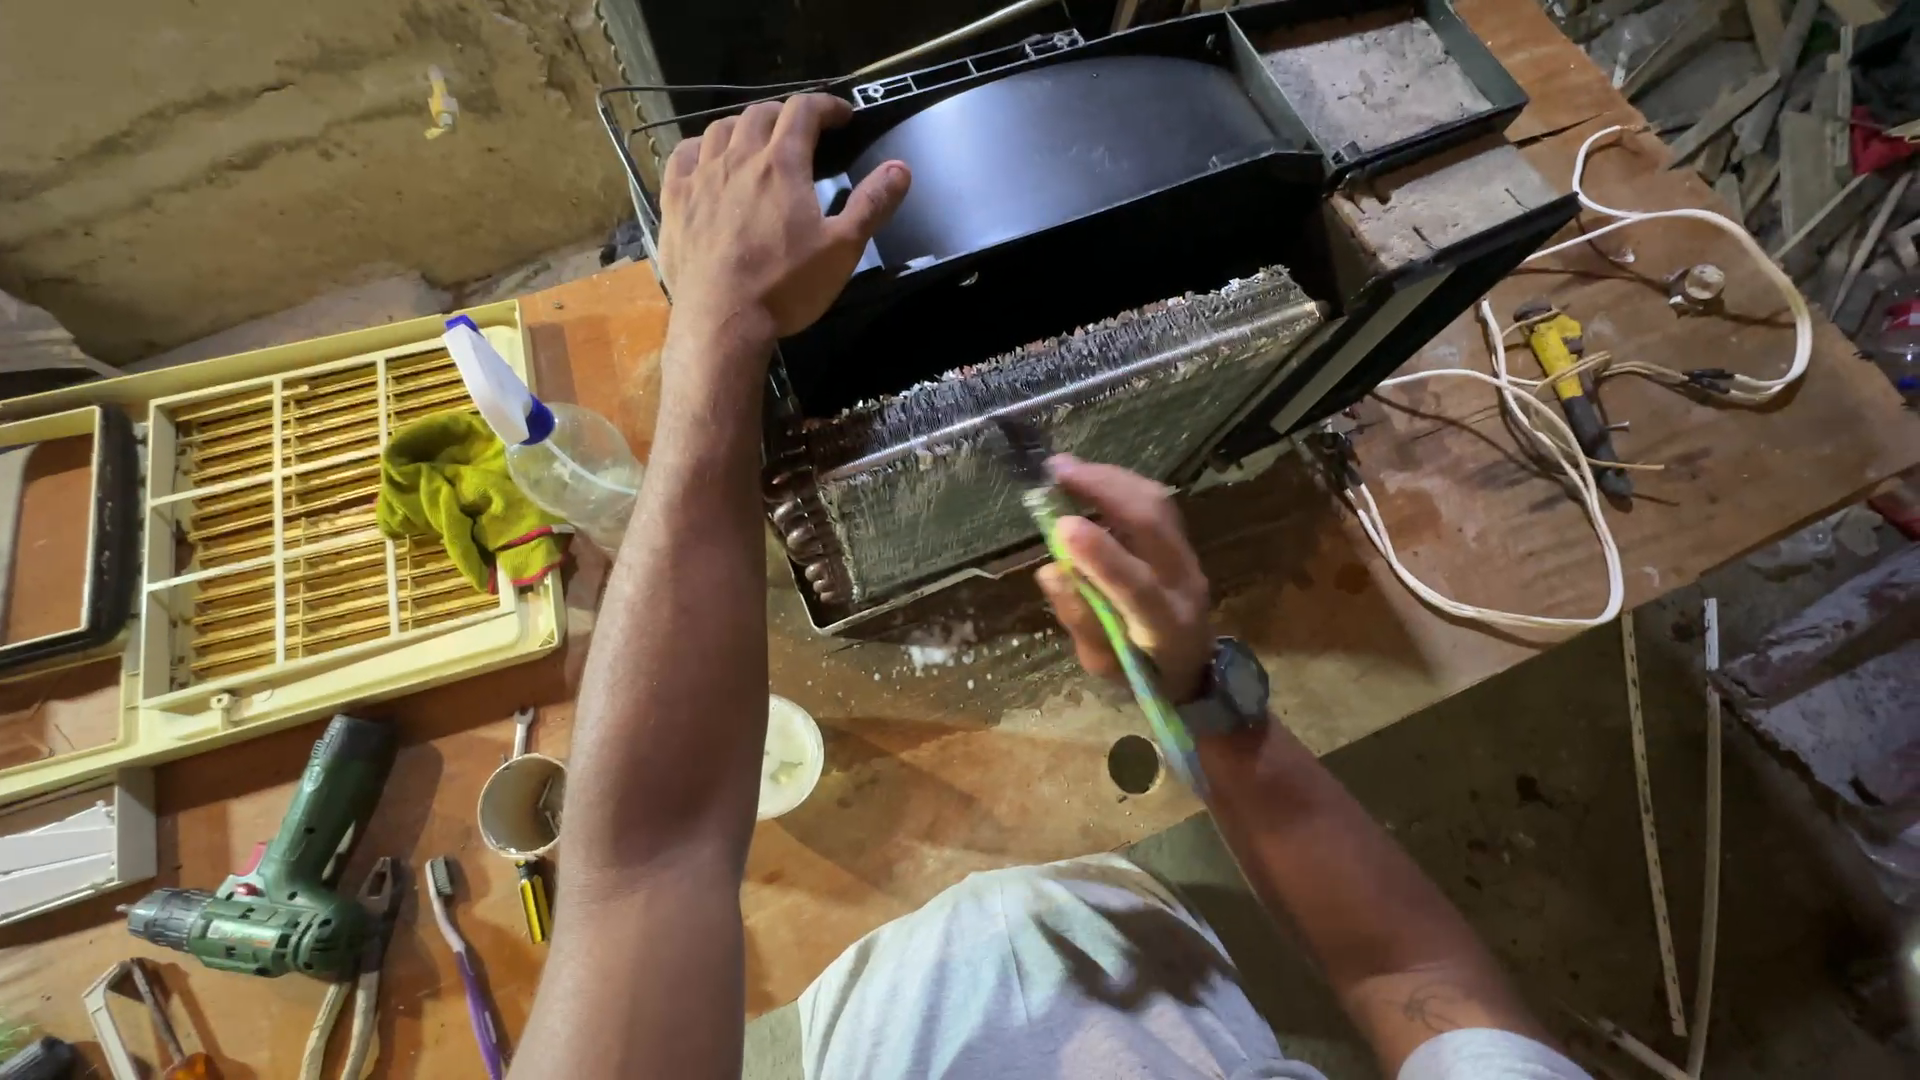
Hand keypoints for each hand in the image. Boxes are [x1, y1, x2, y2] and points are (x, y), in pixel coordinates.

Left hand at [658, 93, 910, 344]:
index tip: (842, 117)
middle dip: (786, 115)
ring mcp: (700, 177)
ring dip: (743, 127)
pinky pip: (683, 155)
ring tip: (757, 143)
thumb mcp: (841, 250)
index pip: (804, 112)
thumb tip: (901, 169)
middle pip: (760, 115)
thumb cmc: (786, 287)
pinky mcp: (674, 201)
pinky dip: (701, 148)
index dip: (826, 107)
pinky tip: (708, 160)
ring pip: (719, 129)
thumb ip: (871, 206)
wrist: (722, 321)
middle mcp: (738, 158)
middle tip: (802, 133)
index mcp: (782, 165)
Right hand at [1034, 456, 1213, 704]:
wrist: (1192, 668)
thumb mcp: (1103, 664)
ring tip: (1066, 468)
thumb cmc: (1141, 674)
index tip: (1061, 524)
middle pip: (1154, 525)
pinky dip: (1120, 484)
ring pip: (1157, 504)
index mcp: (1164, 626)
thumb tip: (1051, 570)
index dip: (1101, 554)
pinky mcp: (1183, 542)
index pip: (1137, 586)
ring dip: (1110, 479)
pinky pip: (1156, 502)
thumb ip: (1081, 619)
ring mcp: (1188, 558)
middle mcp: (1184, 584)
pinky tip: (1089, 478)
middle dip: (1105, 490)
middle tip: (1056, 472)